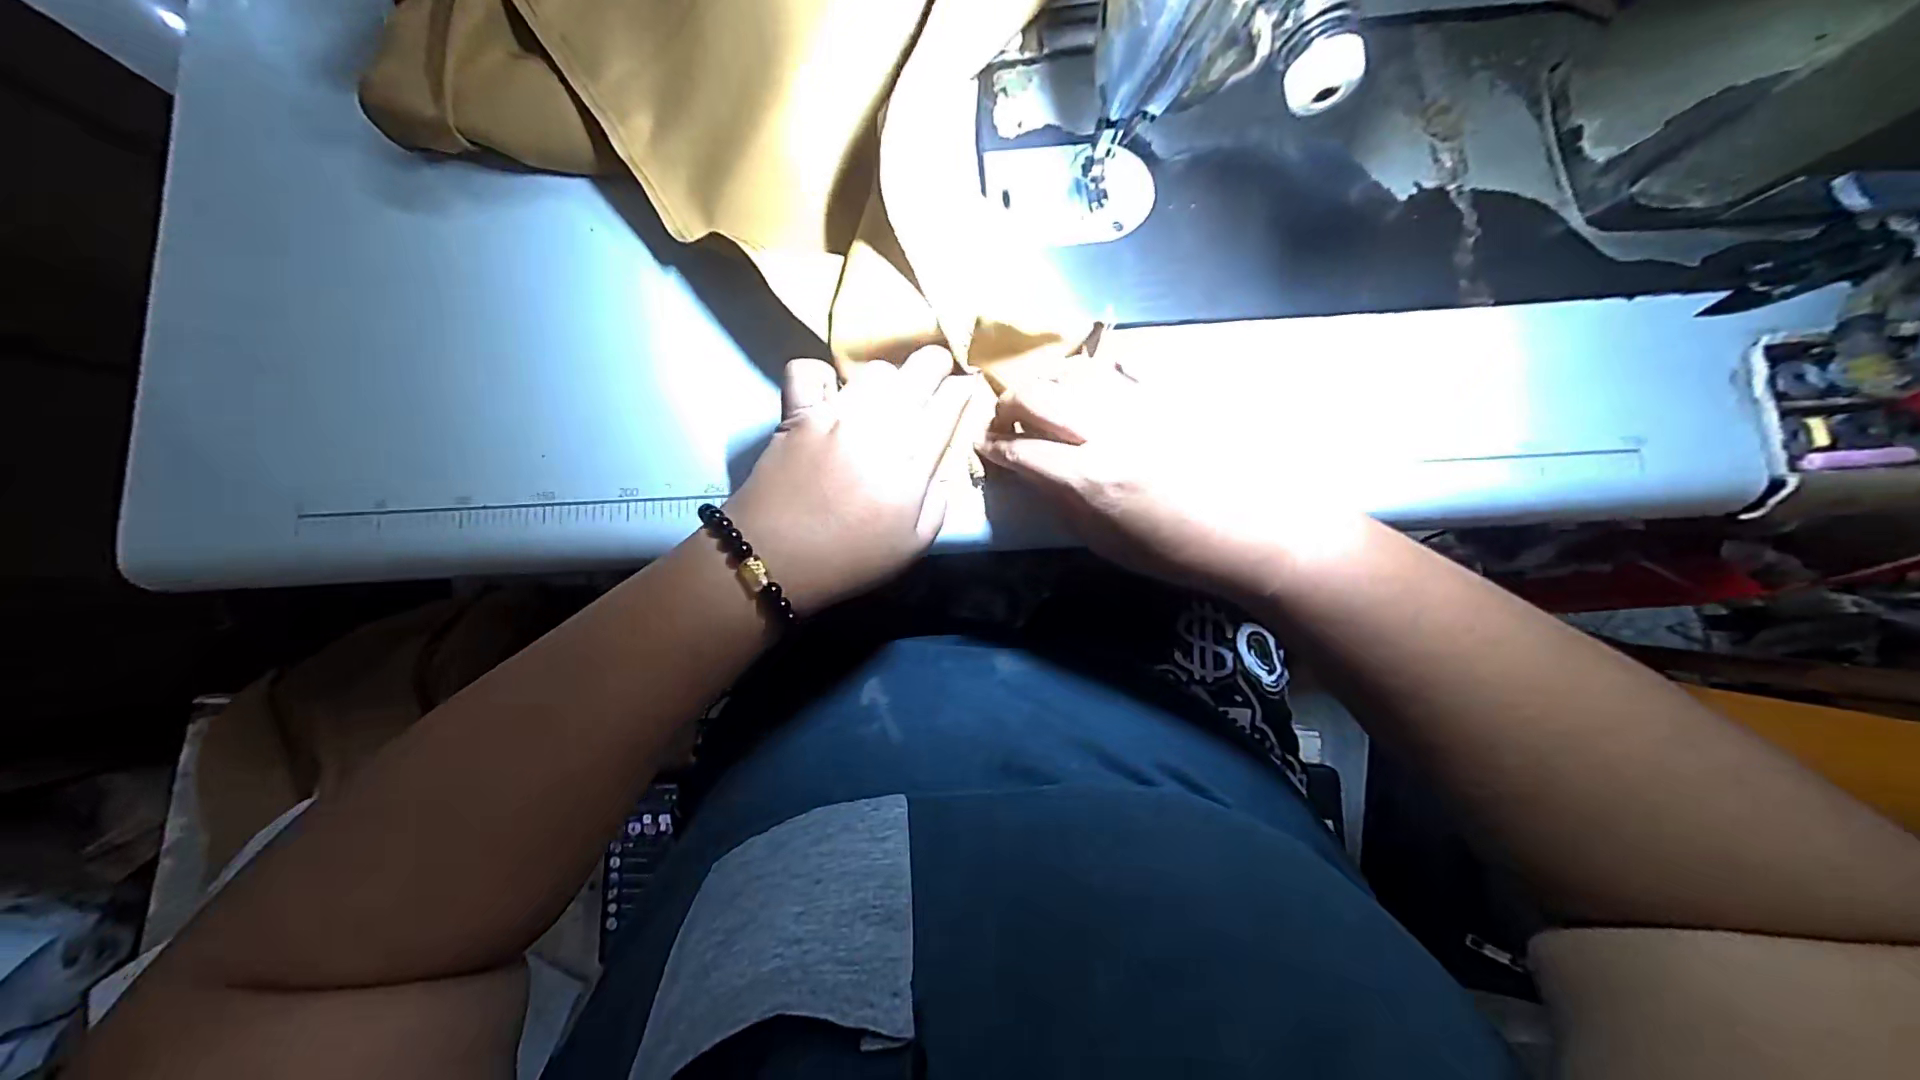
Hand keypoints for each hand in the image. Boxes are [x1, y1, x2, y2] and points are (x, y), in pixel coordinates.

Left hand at [722, 346, 977, 614]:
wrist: (776, 558)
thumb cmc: (850, 559)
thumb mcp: (914, 545)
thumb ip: (937, 502)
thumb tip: (939, 468)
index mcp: (913, 460)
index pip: (948, 404)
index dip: (962, 389)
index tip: (966, 387)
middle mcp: (879, 425)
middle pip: (917, 371)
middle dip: (935, 363)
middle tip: (937, 368)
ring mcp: (835, 413)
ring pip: (873, 370)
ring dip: (889, 376)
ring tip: (887, 391)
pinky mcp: (796, 412)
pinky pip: (808, 372)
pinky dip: (819, 376)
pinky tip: (827, 392)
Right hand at [976, 357, 1367, 596]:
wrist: (1258, 533)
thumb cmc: (1177, 551)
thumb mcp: (1107, 544)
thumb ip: (1061, 503)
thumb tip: (1027, 473)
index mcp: (1091, 479)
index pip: (1021, 450)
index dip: (993, 447)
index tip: (984, 446)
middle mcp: (1109, 432)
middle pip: (1038, 396)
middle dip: (1008, 404)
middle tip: (1006, 419)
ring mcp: (1143, 405)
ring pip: (1075, 371)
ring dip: (1048, 382)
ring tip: (1045, 399)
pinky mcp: (1174, 392)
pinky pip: (1127, 363)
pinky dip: (1102, 370)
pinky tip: (1098, 384)